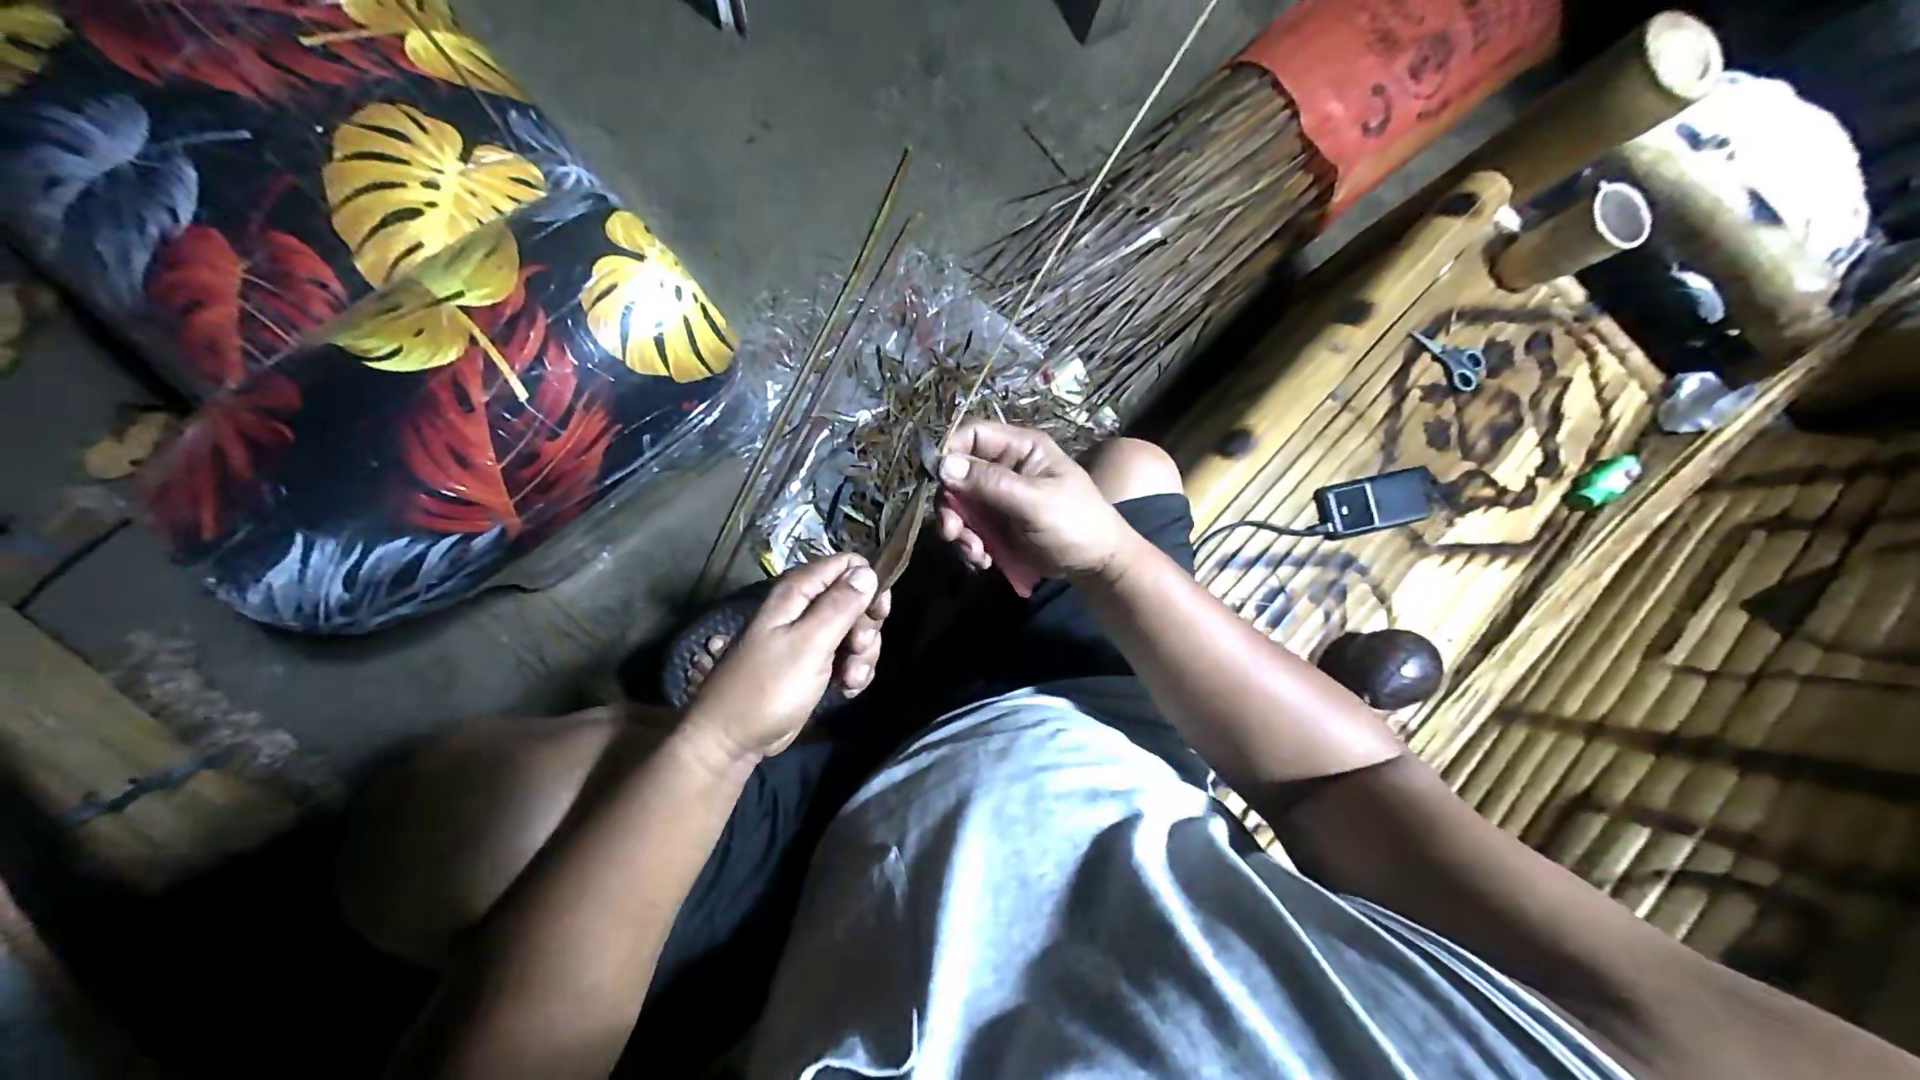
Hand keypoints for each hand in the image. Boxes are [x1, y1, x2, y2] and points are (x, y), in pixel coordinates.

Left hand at [682, 554, 887, 760]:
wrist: (734, 738)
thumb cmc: (768, 687)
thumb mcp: (810, 644)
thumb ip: (841, 605)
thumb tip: (868, 571)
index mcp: (797, 593)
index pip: (846, 566)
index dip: (868, 584)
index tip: (877, 613)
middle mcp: (804, 609)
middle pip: (856, 600)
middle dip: (866, 628)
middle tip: (857, 650)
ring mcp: (810, 638)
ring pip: (856, 632)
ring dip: (862, 656)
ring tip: (850, 680)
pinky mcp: (814, 665)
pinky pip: (847, 658)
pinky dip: (853, 673)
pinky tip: (846, 690)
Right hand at [936, 420, 1130, 580]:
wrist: (1096, 565)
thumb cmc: (1076, 523)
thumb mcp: (1035, 502)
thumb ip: (990, 483)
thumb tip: (943, 465)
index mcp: (1020, 448)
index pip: (972, 435)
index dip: (950, 453)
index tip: (940, 482)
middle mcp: (1004, 468)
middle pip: (956, 475)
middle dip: (951, 507)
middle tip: (952, 533)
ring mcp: (997, 498)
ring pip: (958, 507)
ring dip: (960, 533)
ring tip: (976, 555)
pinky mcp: (994, 526)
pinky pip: (967, 530)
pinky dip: (969, 547)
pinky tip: (984, 562)